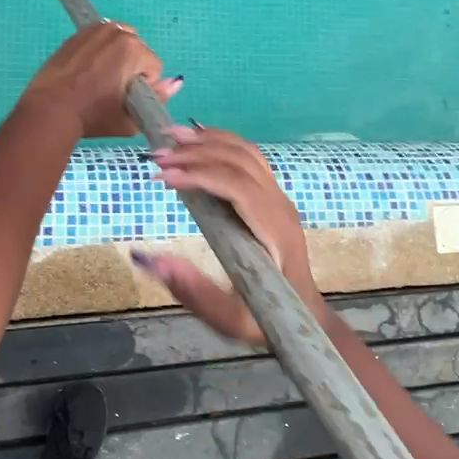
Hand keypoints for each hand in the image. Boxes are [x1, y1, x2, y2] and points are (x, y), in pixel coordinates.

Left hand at [18, 22, 180, 138]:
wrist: (50, 110)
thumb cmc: (93, 117)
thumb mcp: (130, 118)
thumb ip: (159, 99)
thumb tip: (176, 83)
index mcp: (133, 48)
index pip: (154, 66)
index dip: (145, 86)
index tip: (127, 99)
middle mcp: (116, 31)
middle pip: (137, 49)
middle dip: (132, 66)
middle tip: (113, 89)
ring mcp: (93, 30)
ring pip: (118, 41)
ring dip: (117, 57)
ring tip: (100, 80)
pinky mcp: (75, 35)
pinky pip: (98, 40)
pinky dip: (99, 52)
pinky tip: (87, 72)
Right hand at [134, 126, 321, 344]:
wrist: (306, 317)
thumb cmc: (268, 321)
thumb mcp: (231, 320)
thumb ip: (195, 293)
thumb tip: (153, 262)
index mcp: (274, 232)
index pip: (238, 187)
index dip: (200, 176)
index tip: (163, 177)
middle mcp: (280, 207)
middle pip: (241, 162)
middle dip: (198, 153)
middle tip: (157, 156)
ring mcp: (279, 199)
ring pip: (247, 153)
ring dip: (209, 140)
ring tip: (170, 137)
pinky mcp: (272, 197)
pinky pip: (249, 158)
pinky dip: (221, 142)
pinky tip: (196, 140)